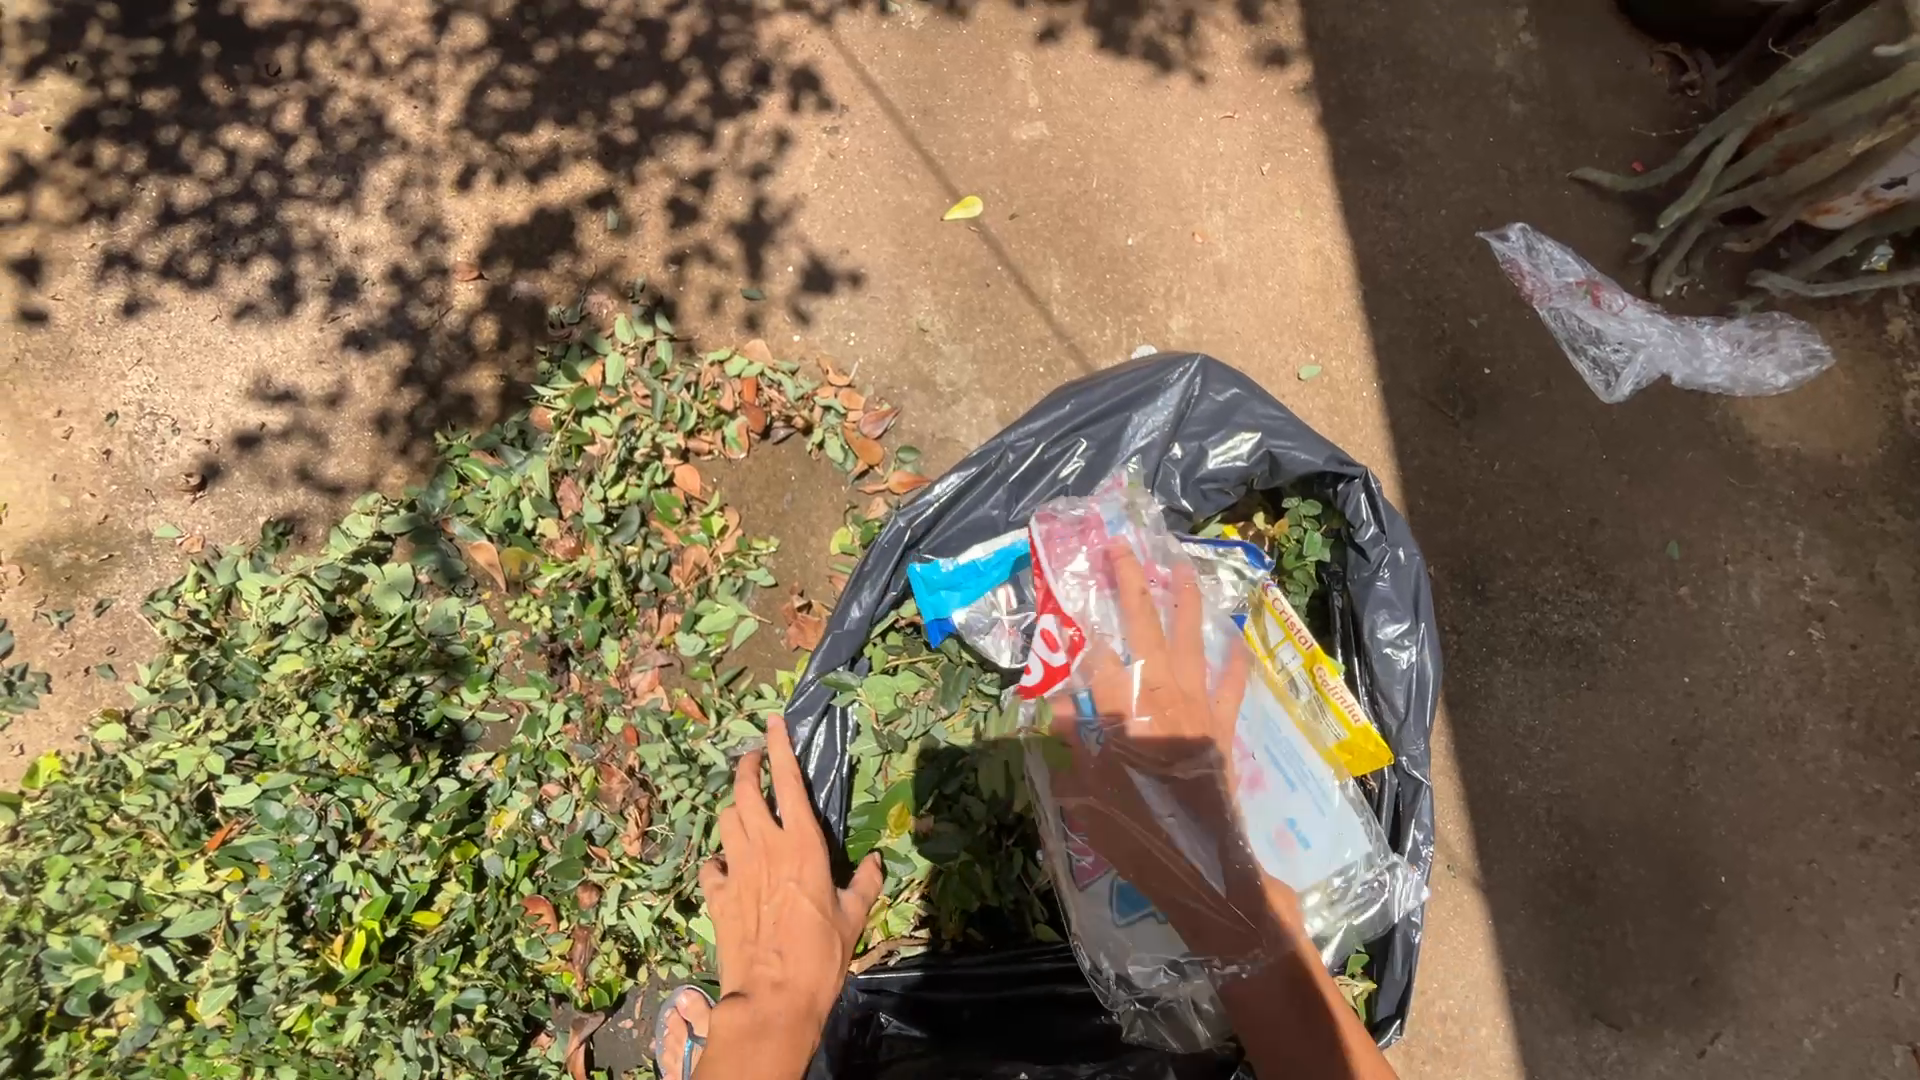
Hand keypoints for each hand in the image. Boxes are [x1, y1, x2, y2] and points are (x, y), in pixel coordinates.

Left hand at [697, 715, 883, 1075]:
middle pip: (745, 791)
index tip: (772, 721)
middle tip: (753, 758)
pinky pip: (712, 864)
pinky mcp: (718, 896)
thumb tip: (878, 861)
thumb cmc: (820, 954)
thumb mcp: (854, 916)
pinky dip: (719, 858)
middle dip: (747, 767)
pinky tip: (727, 865)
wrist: (772, 1000)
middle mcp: (765, 846)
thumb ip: (866, 882)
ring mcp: (736, 869)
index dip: (779, 747)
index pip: (787, 781)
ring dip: (733, 806)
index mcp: (802, 843)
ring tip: (743, 806)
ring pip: (725, 820)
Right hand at [1045, 537, 1302, 954]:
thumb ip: (1073, 743)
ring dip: (1185, 601)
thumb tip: (1056, 703)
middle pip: (1143, 627)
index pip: (1096, 656)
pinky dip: (1236, 659)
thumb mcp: (1086, 795)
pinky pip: (1232, 683)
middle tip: (1120, 547)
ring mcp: (1197, 706)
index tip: (1067, 609)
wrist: (1203, 866)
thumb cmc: (1137, 832)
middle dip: (1129, 584)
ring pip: (1191, 640)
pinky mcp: (1223, 724)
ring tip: (1181, 566)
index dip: (1079, 631)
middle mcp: (1161, 695)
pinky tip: (1240, 637)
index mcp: (1122, 711)